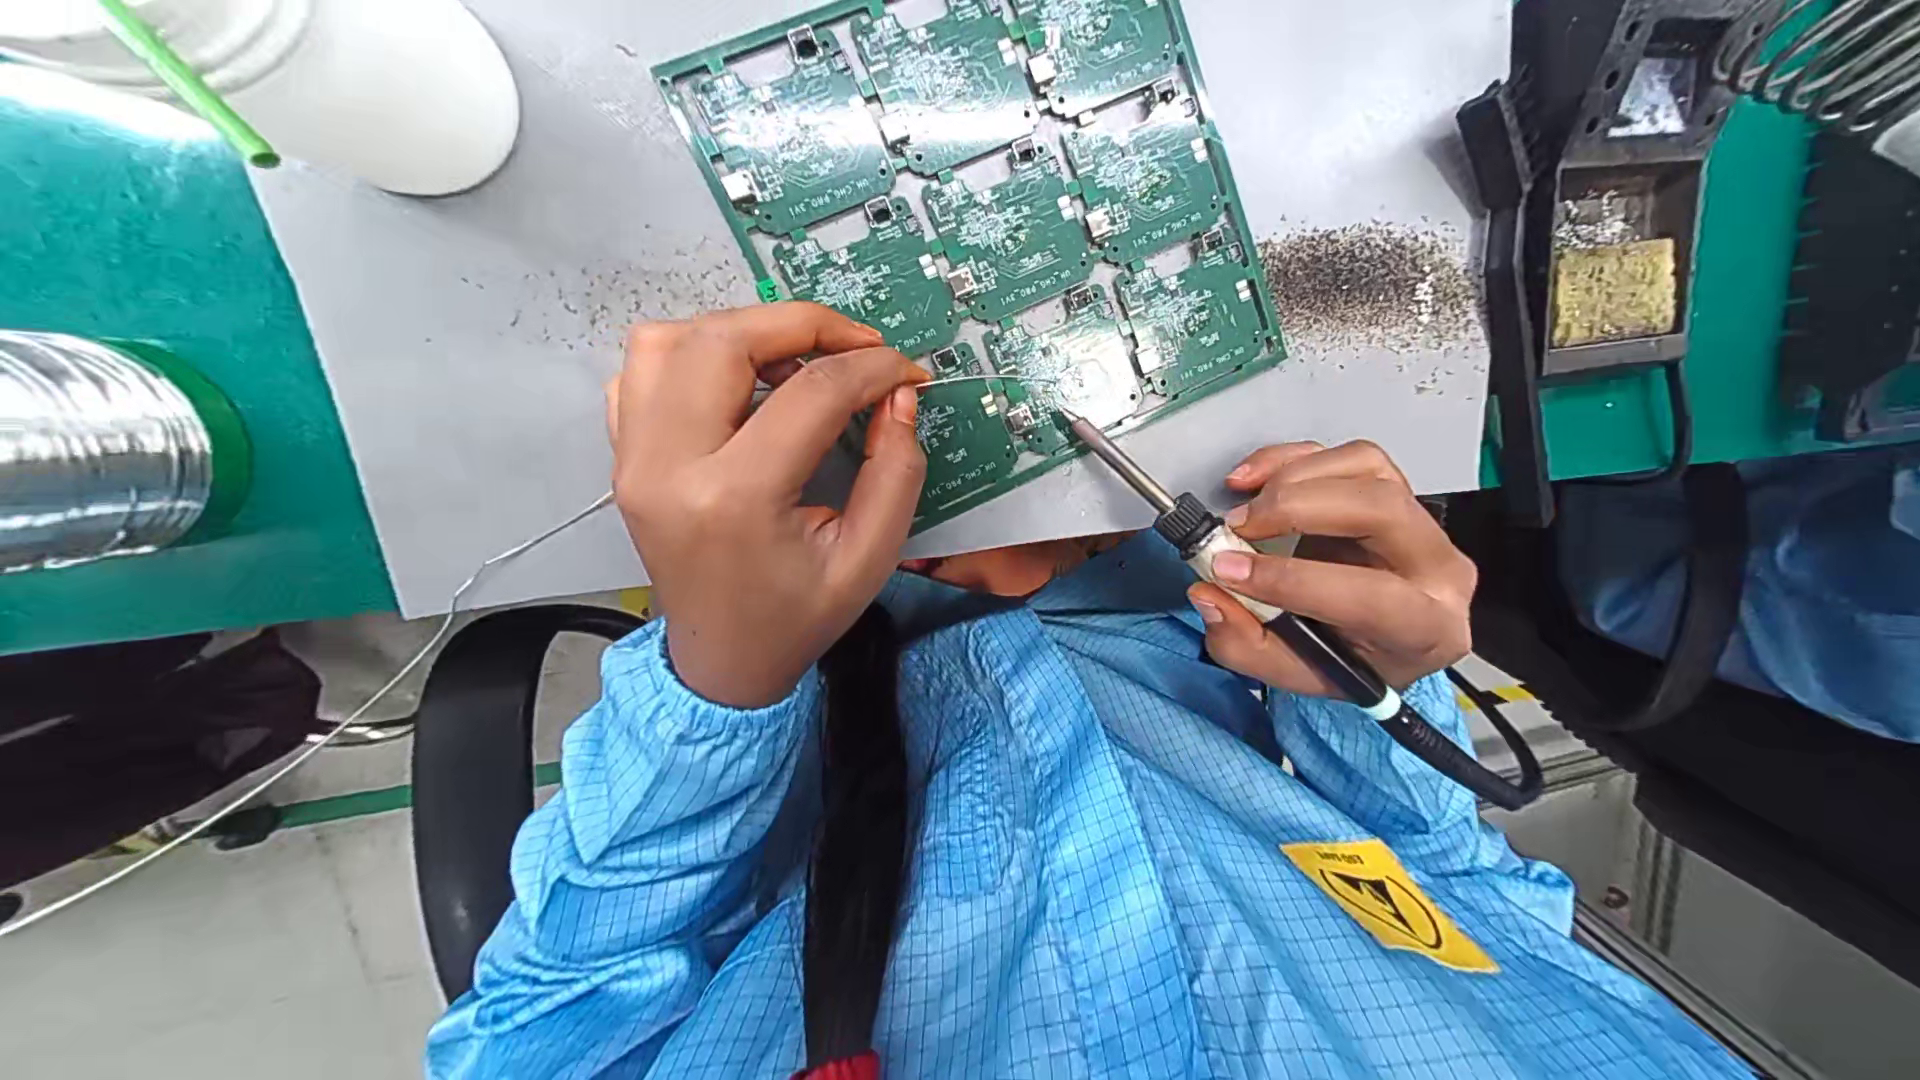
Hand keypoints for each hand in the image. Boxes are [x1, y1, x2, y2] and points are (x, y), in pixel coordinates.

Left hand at [608, 303, 928, 707]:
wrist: (724, 662)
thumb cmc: (799, 618)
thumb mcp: (869, 558)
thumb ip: (896, 473)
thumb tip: (898, 397)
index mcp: (734, 498)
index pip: (811, 394)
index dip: (871, 369)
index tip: (906, 373)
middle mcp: (667, 465)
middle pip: (725, 340)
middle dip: (803, 324)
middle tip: (855, 346)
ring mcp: (633, 458)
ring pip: (670, 339)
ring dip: (742, 332)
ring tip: (795, 361)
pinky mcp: (625, 459)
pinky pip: (641, 371)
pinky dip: (693, 355)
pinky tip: (739, 384)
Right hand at [1187, 440, 1475, 694]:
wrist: (1370, 635)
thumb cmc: (1339, 655)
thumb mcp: (1288, 672)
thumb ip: (1242, 644)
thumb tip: (1210, 593)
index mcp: (1423, 629)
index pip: (1373, 597)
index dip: (1291, 580)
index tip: (1227, 569)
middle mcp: (1437, 569)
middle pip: (1379, 508)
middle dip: (1293, 510)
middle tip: (1235, 528)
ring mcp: (1420, 522)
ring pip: (1366, 469)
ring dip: (1290, 479)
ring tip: (1243, 508)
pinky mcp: (1392, 489)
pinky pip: (1349, 455)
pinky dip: (1290, 459)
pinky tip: (1252, 480)